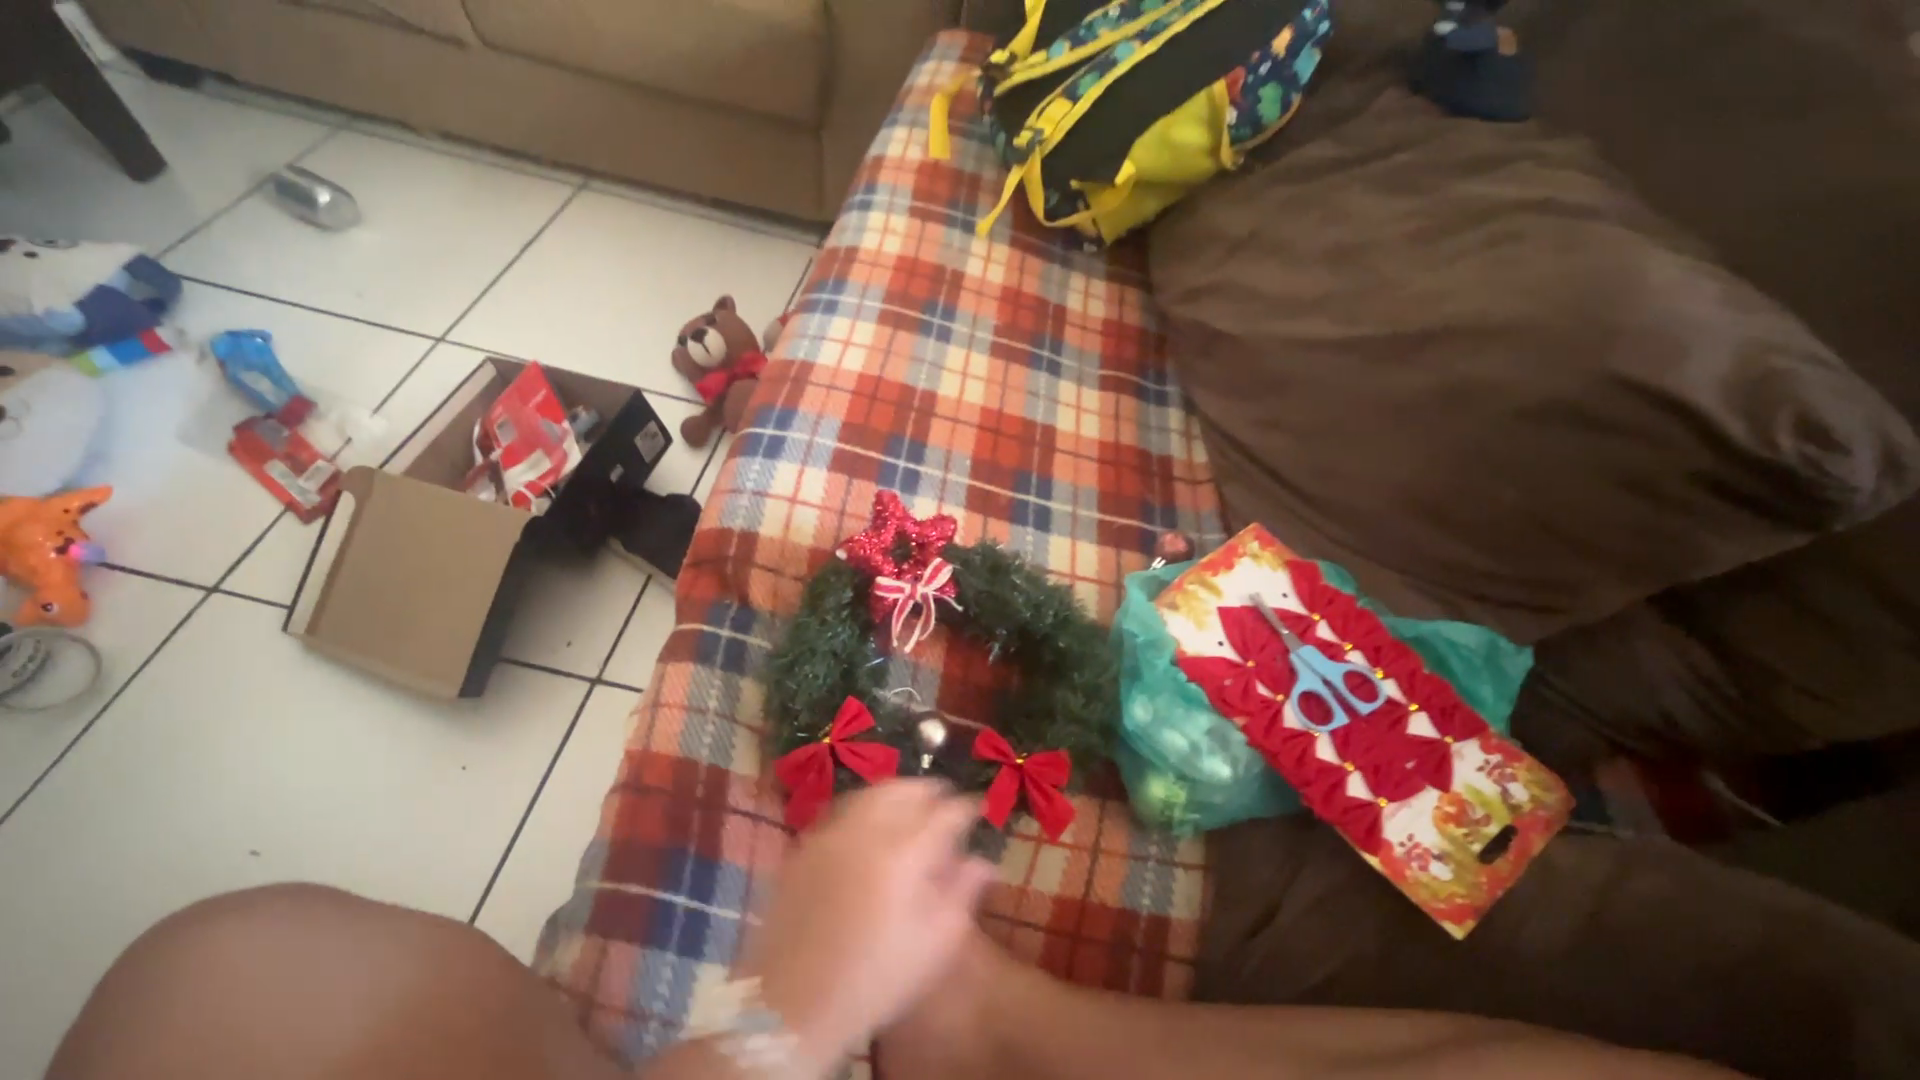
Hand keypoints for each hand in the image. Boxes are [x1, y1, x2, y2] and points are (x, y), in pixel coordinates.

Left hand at [741, 779, 994, 1067]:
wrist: (793, 1004)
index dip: (966, 808)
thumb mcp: (935, 944)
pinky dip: (865, 808)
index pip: (946, 812)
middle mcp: (866, 830)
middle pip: (904, 790)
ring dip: (896, 794)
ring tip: (911, 808)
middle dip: (930, 792)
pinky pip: (842, 812)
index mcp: (905, 852)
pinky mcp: (804, 847)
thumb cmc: (876, 981)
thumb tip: (981, 861)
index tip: (978, 809)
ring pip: (870, 794)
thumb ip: (963, 892)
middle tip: (945, 801)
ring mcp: (830, 835)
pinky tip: (872, 828)